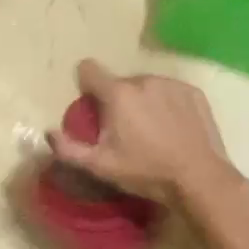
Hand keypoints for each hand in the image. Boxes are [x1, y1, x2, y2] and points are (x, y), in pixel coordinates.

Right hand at [46, 59, 241, 209]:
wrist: (200, 179)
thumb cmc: (146, 172)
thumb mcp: (101, 166)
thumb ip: (69, 149)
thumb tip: (48, 133)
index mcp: (117, 93)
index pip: (89, 69)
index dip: (86, 84)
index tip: (92, 106)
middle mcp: (143, 80)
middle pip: (119, 83)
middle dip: (117, 100)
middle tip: (125, 131)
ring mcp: (171, 84)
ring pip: (146, 86)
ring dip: (143, 101)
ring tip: (152, 131)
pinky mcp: (193, 93)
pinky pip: (170, 91)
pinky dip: (167, 104)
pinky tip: (173, 128)